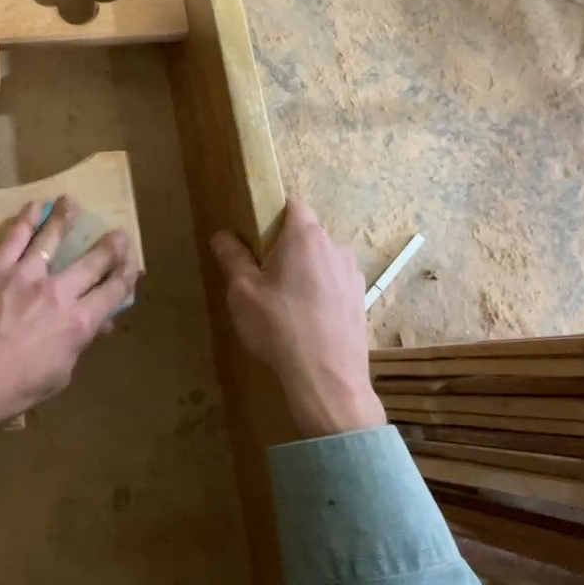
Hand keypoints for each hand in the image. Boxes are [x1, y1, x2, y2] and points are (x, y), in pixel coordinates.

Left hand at [0, 197, 139, 465]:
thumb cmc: (11, 390)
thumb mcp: (58, 376)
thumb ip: (79, 344)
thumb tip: (99, 324)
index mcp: (78, 323)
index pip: (113, 292)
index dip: (126, 276)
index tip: (132, 265)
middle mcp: (59, 292)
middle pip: (92, 261)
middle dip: (110, 246)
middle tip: (118, 234)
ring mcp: (26, 275)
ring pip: (53, 238)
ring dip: (66, 218)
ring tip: (73, 202)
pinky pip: (16, 237)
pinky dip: (27, 219)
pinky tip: (35, 206)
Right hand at [210, 196, 384, 437]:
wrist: (327, 380)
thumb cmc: (279, 327)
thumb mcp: (242, 292)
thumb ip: (232, 257)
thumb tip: (223, 236)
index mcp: (305, 237)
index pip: (292, 204)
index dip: (272, 212)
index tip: (254, 233)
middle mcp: (334, 247)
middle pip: (307, 232)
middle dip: (284, 245)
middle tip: (262, 273)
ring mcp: (352, 274)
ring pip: (321, 259)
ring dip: (304, 269)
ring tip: (284, 300)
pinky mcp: (360, 300)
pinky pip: (334, 282)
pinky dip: (319, 290)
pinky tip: (306, 318)